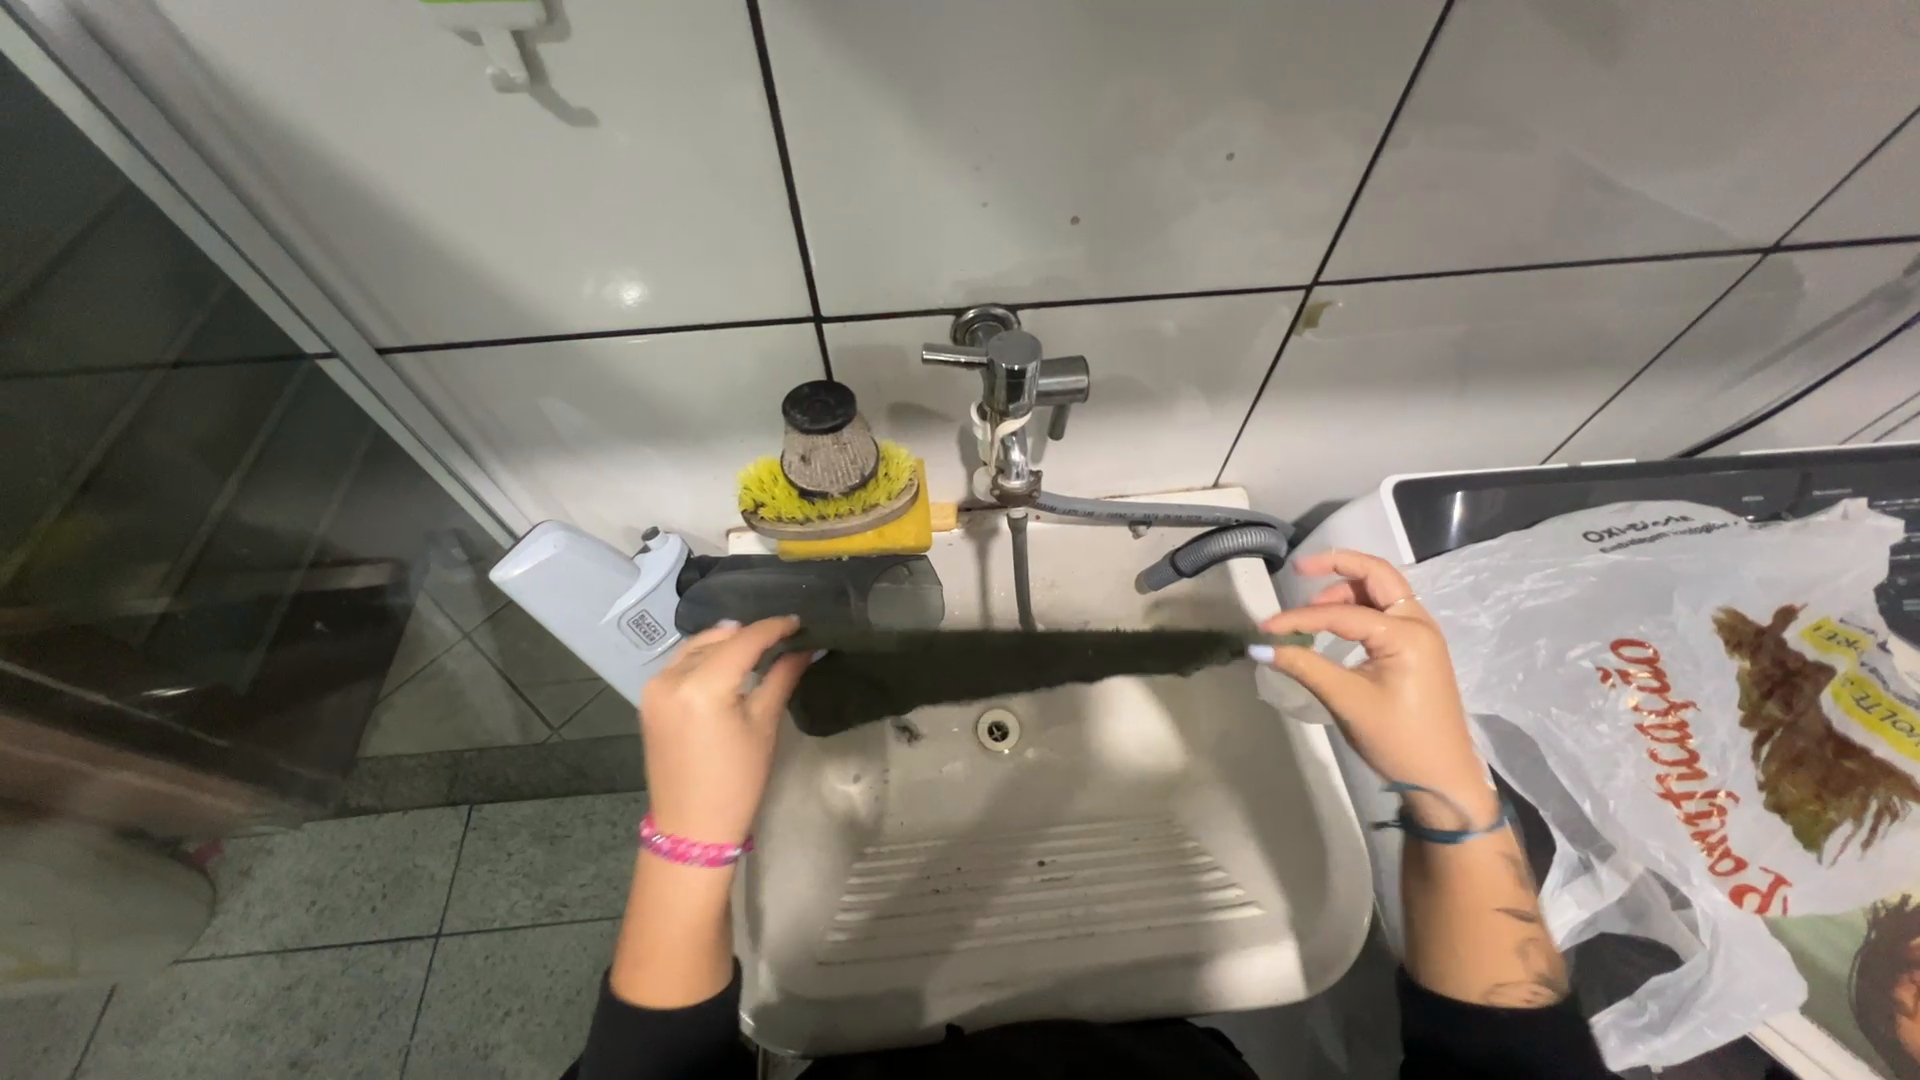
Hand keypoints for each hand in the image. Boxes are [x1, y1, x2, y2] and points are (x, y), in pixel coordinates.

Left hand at [638, 616, 808, 844]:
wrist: (691, 828)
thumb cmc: (736, 782)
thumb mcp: (764, 726)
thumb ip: (782, 678)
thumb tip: (805, 648)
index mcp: (702, 687)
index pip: (744, 641)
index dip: (774, 628)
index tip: (799, 621)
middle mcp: (671, 678)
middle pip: (719, 639)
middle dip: (751, 634)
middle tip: (784, 636)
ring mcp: (655, 687)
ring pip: (698, 647)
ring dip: (728, 643)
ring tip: (760, 647)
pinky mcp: (650, 698)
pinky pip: (682, 662)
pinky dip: (706, 656)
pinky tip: (729, 662)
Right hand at [1254, 551, 1494, 825]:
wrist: (1444, 781)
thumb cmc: (1398, 740)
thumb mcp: (1345, 700)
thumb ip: (1302, 665)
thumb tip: (1258, 647)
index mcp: (1406, 633)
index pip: (1341, 613)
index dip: (1299, 617)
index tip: (1264, 628)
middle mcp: (1419, 623)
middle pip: (1377, 574)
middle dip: (1337, 566)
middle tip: (1299, 569)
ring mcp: (1422, 635)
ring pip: (1382, 592)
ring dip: (1346, 589)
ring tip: (1312, 609)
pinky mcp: (1417, 649)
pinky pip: (1385, 612)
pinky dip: (1358, 607)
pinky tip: (1333, 624)